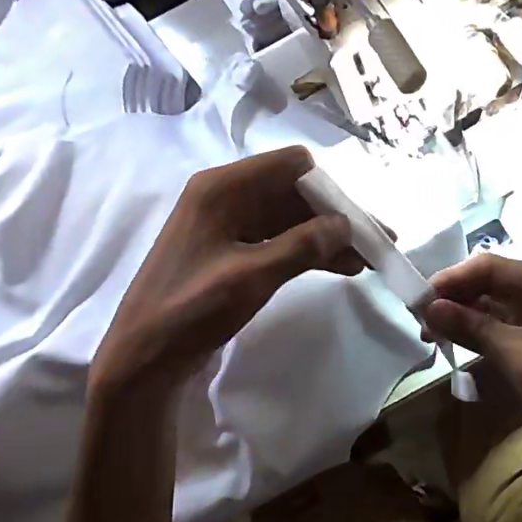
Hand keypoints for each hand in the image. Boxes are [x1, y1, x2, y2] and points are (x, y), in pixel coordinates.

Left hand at [93, 147, 360, 388]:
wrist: (145, 356)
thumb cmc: (191, 309)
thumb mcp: (251, 276)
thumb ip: (302, 246)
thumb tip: (346, 224)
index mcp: (223, 188)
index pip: (292, 165)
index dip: (329, 189)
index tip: (359, 221)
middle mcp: (227, 196)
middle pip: (295, 192)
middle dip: (335, 216)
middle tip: (377, 242)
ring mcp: (229, 225)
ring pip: (291, 219)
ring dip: (327, 237)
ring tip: (367, 261)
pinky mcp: (232, 252)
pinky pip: (280, 241)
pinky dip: (309, 252)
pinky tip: (341, 267)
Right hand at [424, 255, 521, 445]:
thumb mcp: (519, 356)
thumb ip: (474, 328)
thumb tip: (429, 309)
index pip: (492, 268)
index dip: (454, 280)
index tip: (420, 298)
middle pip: (489, 282)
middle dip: (454, 298)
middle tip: (420, 319)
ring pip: (490, 302)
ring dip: (460, 314)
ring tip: (427, 332)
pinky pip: (497, 322)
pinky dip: (474, 329)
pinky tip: (450, 339)